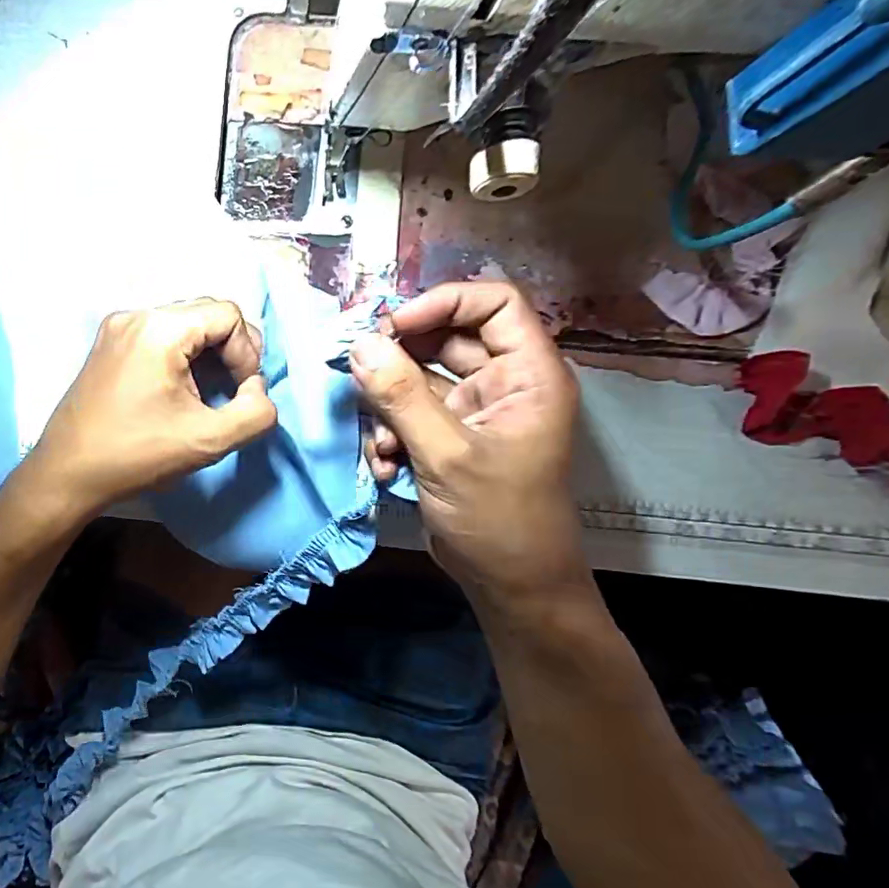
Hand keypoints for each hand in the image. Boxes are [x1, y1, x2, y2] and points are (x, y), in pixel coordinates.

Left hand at [19, 298, 277, 519]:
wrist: (66, 475)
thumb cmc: (137, 455)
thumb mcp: (209, 440)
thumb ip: (256, 413)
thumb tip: (258, 390)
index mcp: (160, 328)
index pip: (228, 314)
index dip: (247, 352)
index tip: (242, 391)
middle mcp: (136, 315)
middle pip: (207, 312)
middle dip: (232, 349)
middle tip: (235, 389)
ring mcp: (118, 327)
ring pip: (186, 322)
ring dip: (209, 353)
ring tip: (210, 391)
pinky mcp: (109, 344)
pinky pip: (162, 334)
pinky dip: (184, 355)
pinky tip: (183, 390)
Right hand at [351, 282, 587, 604]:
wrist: (510, 586)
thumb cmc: (498, 519)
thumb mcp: (447, 455)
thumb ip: (401, 397)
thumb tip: (360, 344)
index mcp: (529, 374)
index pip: (495, 303)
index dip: (444, 301)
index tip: (394, 323)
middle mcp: (505, 382)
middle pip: (448, 337)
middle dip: (401, 356)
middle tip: (359, 368)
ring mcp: (475, 410)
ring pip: (421, 377)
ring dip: (390, 404)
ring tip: (379, 441)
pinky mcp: (451, 436)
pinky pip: (413, 412)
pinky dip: (392, 431)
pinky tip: (385, 465)